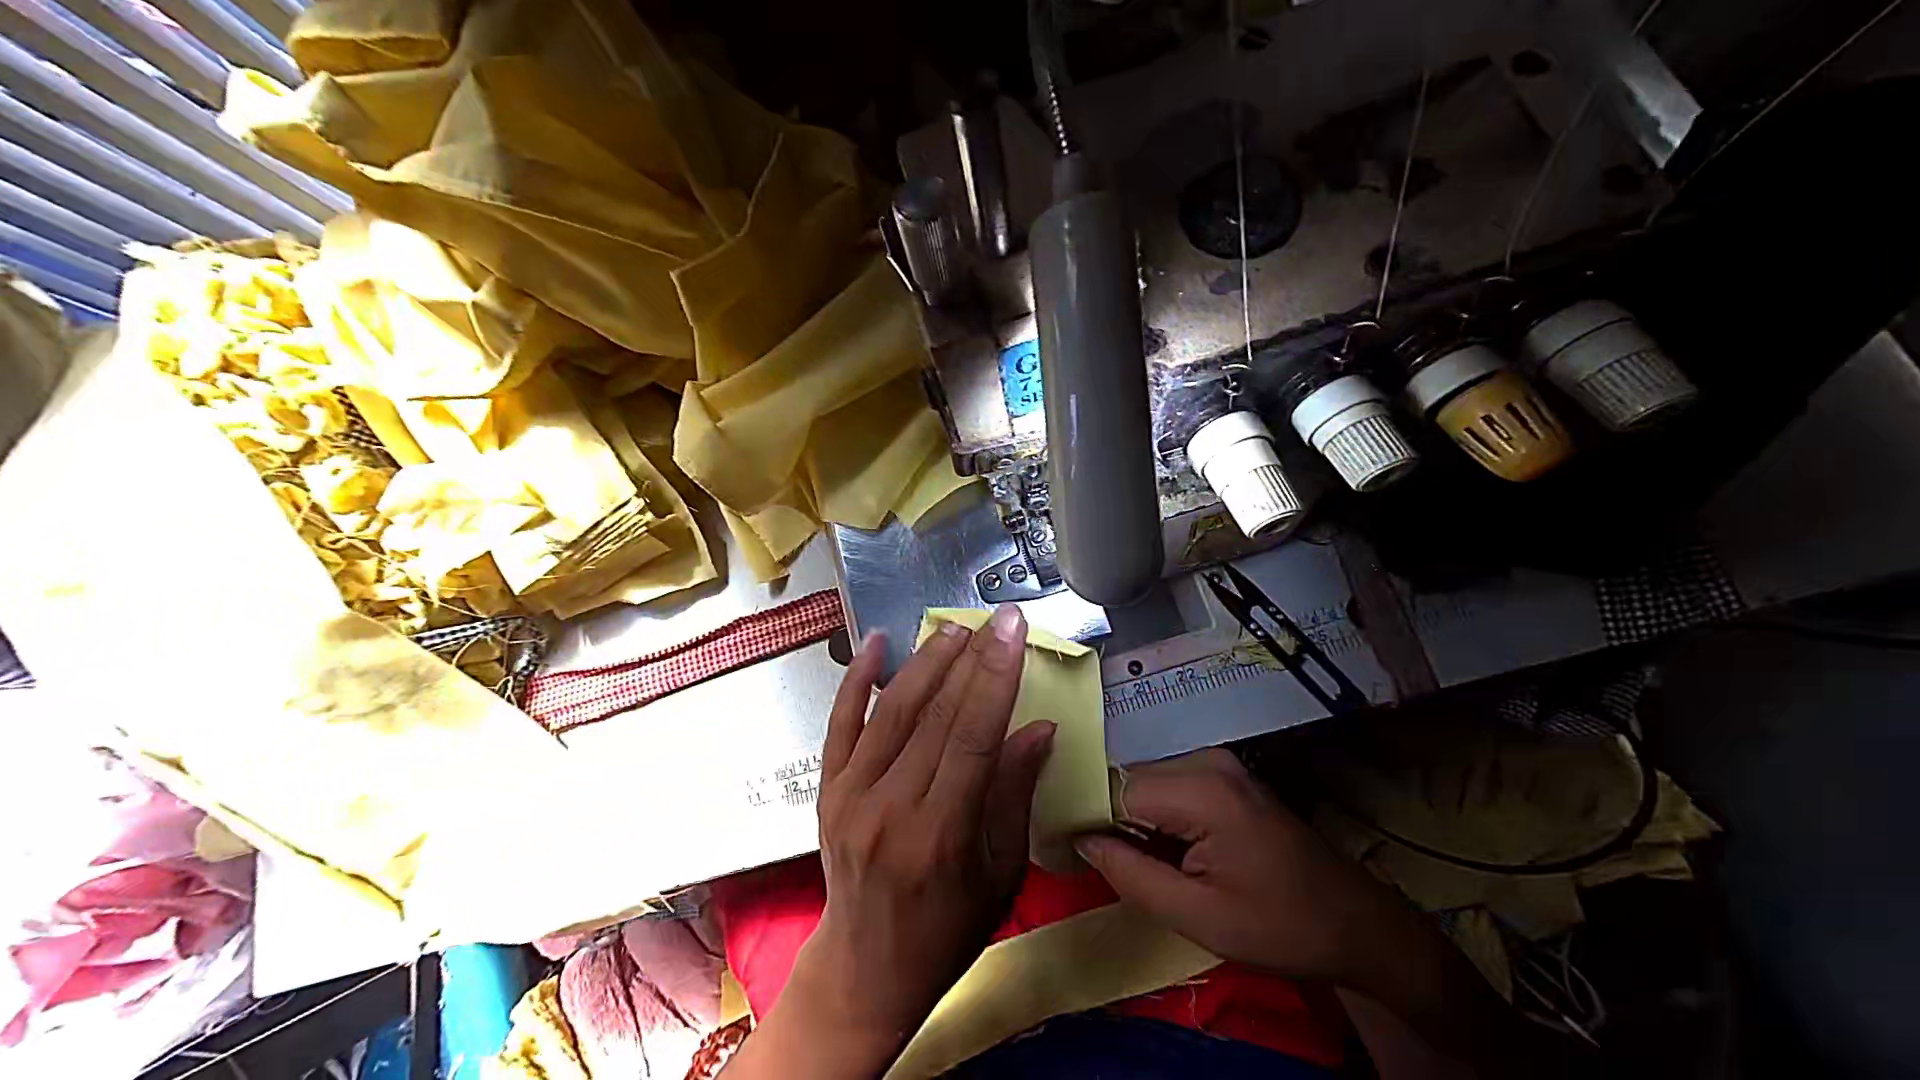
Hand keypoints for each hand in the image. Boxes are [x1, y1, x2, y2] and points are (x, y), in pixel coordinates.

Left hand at [730, 604, 1053, 1078]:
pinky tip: (876, 643)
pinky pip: (840, 723)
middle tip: (994, 621)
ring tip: (955, 630)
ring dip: (925, 662)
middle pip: (934, 715)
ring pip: (891, 710)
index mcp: (940, 835)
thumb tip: (1039, 727)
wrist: (866, 969)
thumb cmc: (947, 930)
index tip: (1013, 630)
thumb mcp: (1001, 874)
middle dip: (970, 659)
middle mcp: (889, 807)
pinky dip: (857, 679)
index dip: (996, 677)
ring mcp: (850, 795)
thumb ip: (1015, 794)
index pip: (973, 736)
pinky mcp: (827, 789)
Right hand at [1073, 748, 1410, 986]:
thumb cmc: (1280, 926)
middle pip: (1127, 780)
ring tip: (1128, 860)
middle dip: (1108, 819)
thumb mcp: (1197, 916)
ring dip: (1130, 819)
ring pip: (1144, 782)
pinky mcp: (1223, 776)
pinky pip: (1167, 786)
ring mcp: (1217, 764)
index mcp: (1202, 789)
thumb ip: (1129, 874)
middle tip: (1098, 862)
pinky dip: (1153, 815)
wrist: (1356, 924)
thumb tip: (1079, 840)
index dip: (1086, 818)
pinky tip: (1161, 849)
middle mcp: (1206, 760)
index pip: (1114, 788)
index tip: (1064, 848)